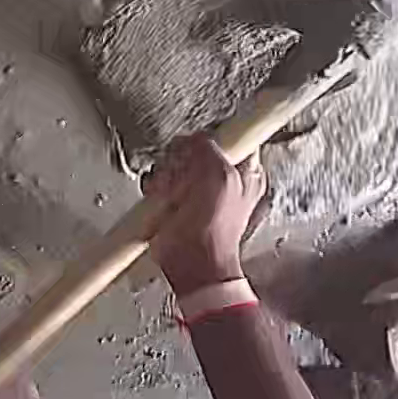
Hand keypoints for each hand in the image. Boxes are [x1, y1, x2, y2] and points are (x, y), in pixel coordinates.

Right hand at [143, 136, 267, 293]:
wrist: (192, 260)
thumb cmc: (215, 227)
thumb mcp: (221, 176)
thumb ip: (208, 148)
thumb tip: (194, 138)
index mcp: (242, 173)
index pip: (226, 140)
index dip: (210, 140)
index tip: (199, 148)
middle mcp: (218, 179)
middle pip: (192, 149)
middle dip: (182, 160)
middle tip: (184, 175)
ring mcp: (194, 191)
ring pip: (172, 162)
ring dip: (166, 174)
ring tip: (171, 192)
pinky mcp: (173, 202)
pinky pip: (157, 180)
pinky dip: (155, 186)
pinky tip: (161, 198)